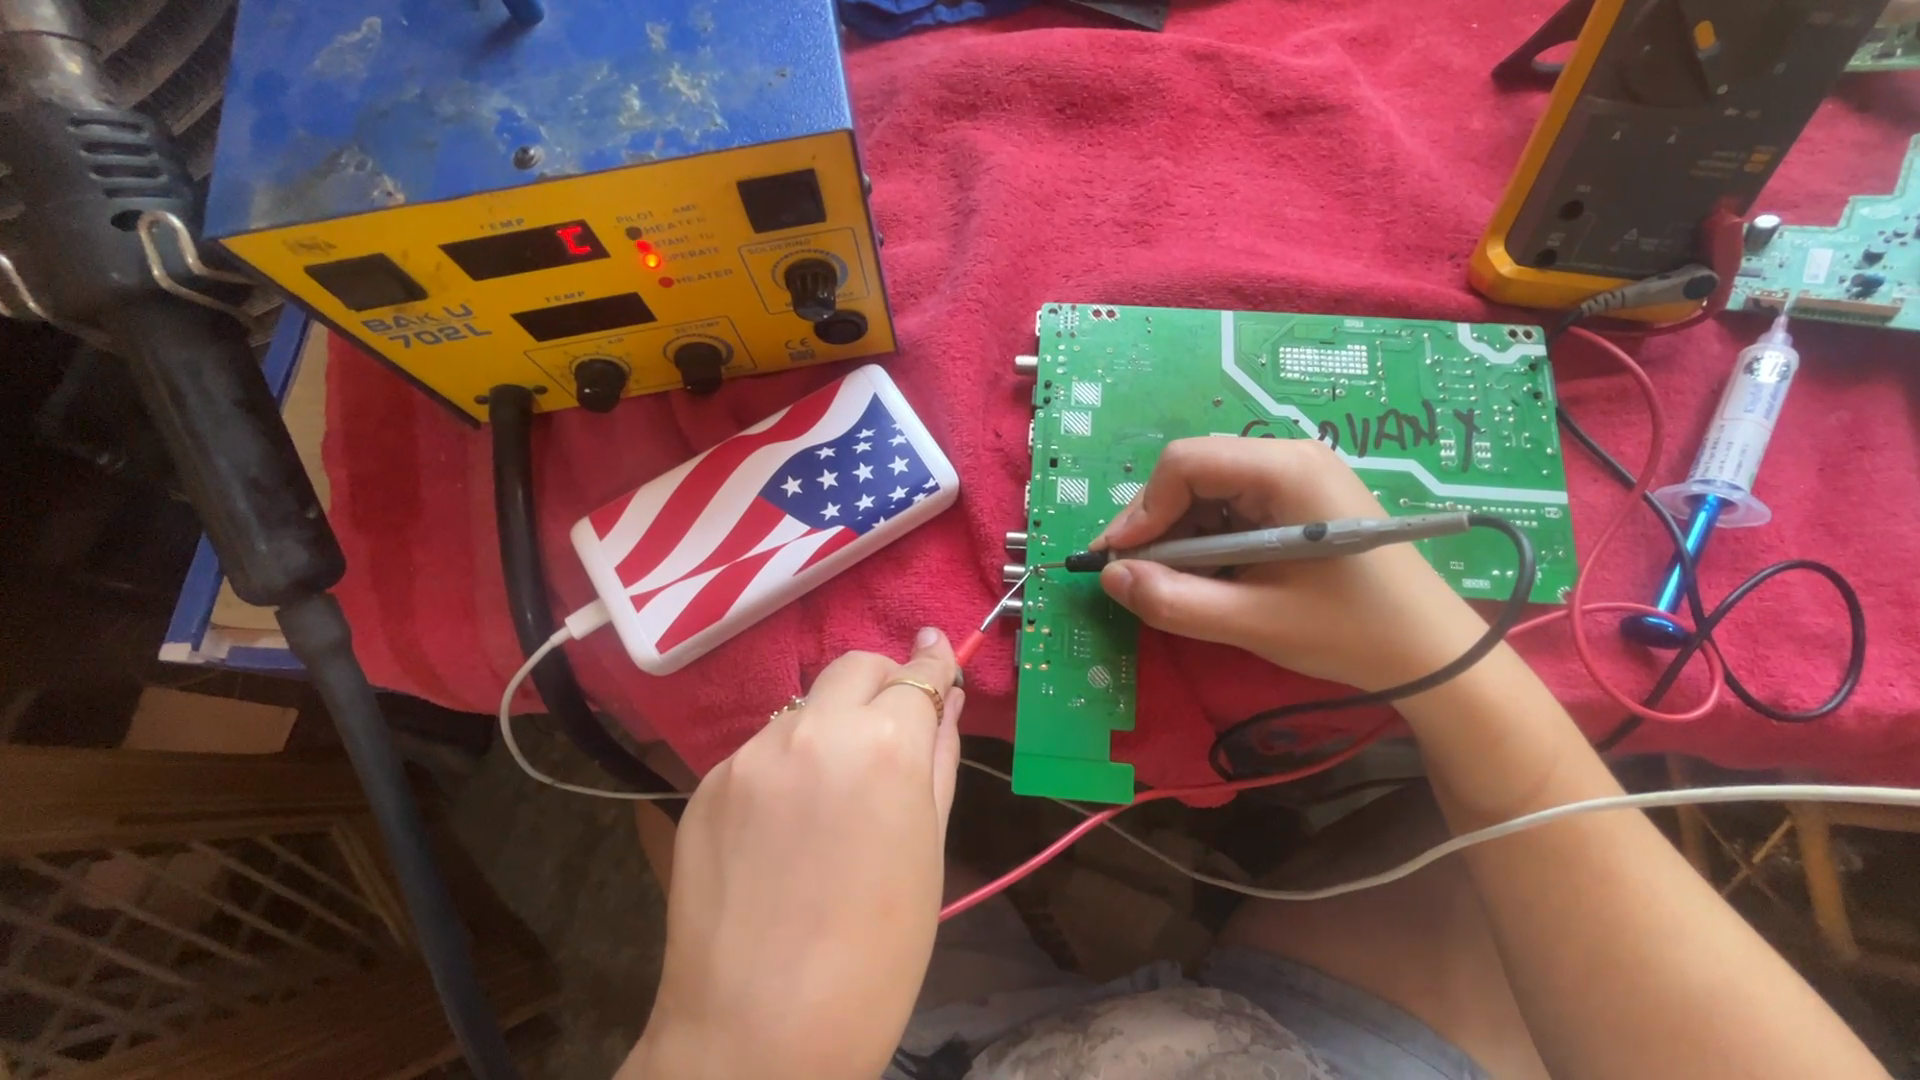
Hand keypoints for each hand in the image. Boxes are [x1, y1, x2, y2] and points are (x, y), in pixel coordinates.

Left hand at [623, 630, 962, 1079]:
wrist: (760, 1032)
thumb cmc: (877, 954)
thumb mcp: (929, 851)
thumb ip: (938, 759)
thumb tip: (943, 701)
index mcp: (884, 746)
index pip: (915, 673)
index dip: (931, 664)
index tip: (936, 656)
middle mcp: (813, 729)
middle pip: (853, 668)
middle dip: (880, 683)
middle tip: (891, 728)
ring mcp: (751, 754)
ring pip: (803, 709)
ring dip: (828, 728)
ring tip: (831, 797)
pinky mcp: (706, 783)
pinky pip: (760, 753)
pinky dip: (784, 767)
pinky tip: (782, 828)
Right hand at [1095, 438, 1487, 690]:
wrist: (1434, 652)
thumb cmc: (1350, 631)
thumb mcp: (1253, 621)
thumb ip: (1174, 601)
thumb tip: (1109, 578)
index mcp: (1284, 469)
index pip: (1185, 463)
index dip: (1141, 511)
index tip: (1116, 561)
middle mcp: (1288, 457)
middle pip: (1193, 474)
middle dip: (1155, 526)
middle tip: (1131, 577)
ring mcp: (1296, 478)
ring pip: (1207, 494)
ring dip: (1178, 538)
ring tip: (1168, 585)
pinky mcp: (1298, 503)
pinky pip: (1231, 510)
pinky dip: (1206, 544)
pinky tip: (1206, 579)